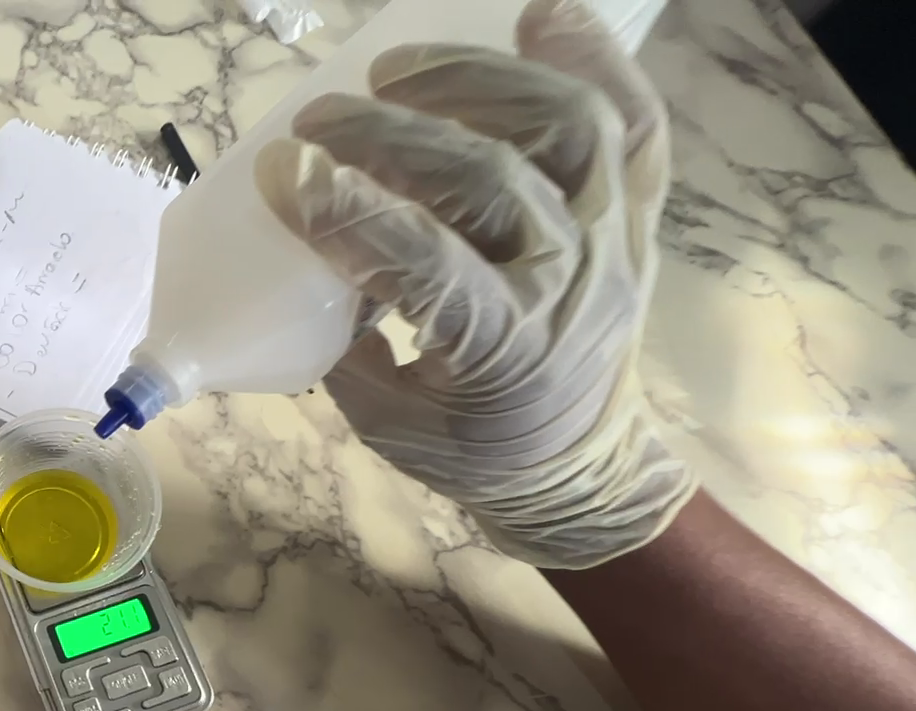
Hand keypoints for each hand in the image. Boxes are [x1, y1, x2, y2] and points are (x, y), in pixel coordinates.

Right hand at [257, 0, 694, 568]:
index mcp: (500, 346)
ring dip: (475, 82)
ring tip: (396, 69)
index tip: (281, 173)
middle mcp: (569, 278)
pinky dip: (589, 60)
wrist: (579, 463)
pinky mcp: (634, 211)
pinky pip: (630, 119)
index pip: (422, 262)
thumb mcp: (384, 422)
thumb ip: (347, 347)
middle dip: (391, 137)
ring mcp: (613, 234)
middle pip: (486, 178)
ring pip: (564, 126)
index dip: (347, 213)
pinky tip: (536, 20)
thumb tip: (313, 269)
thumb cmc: (468, 452)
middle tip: (318, 117)